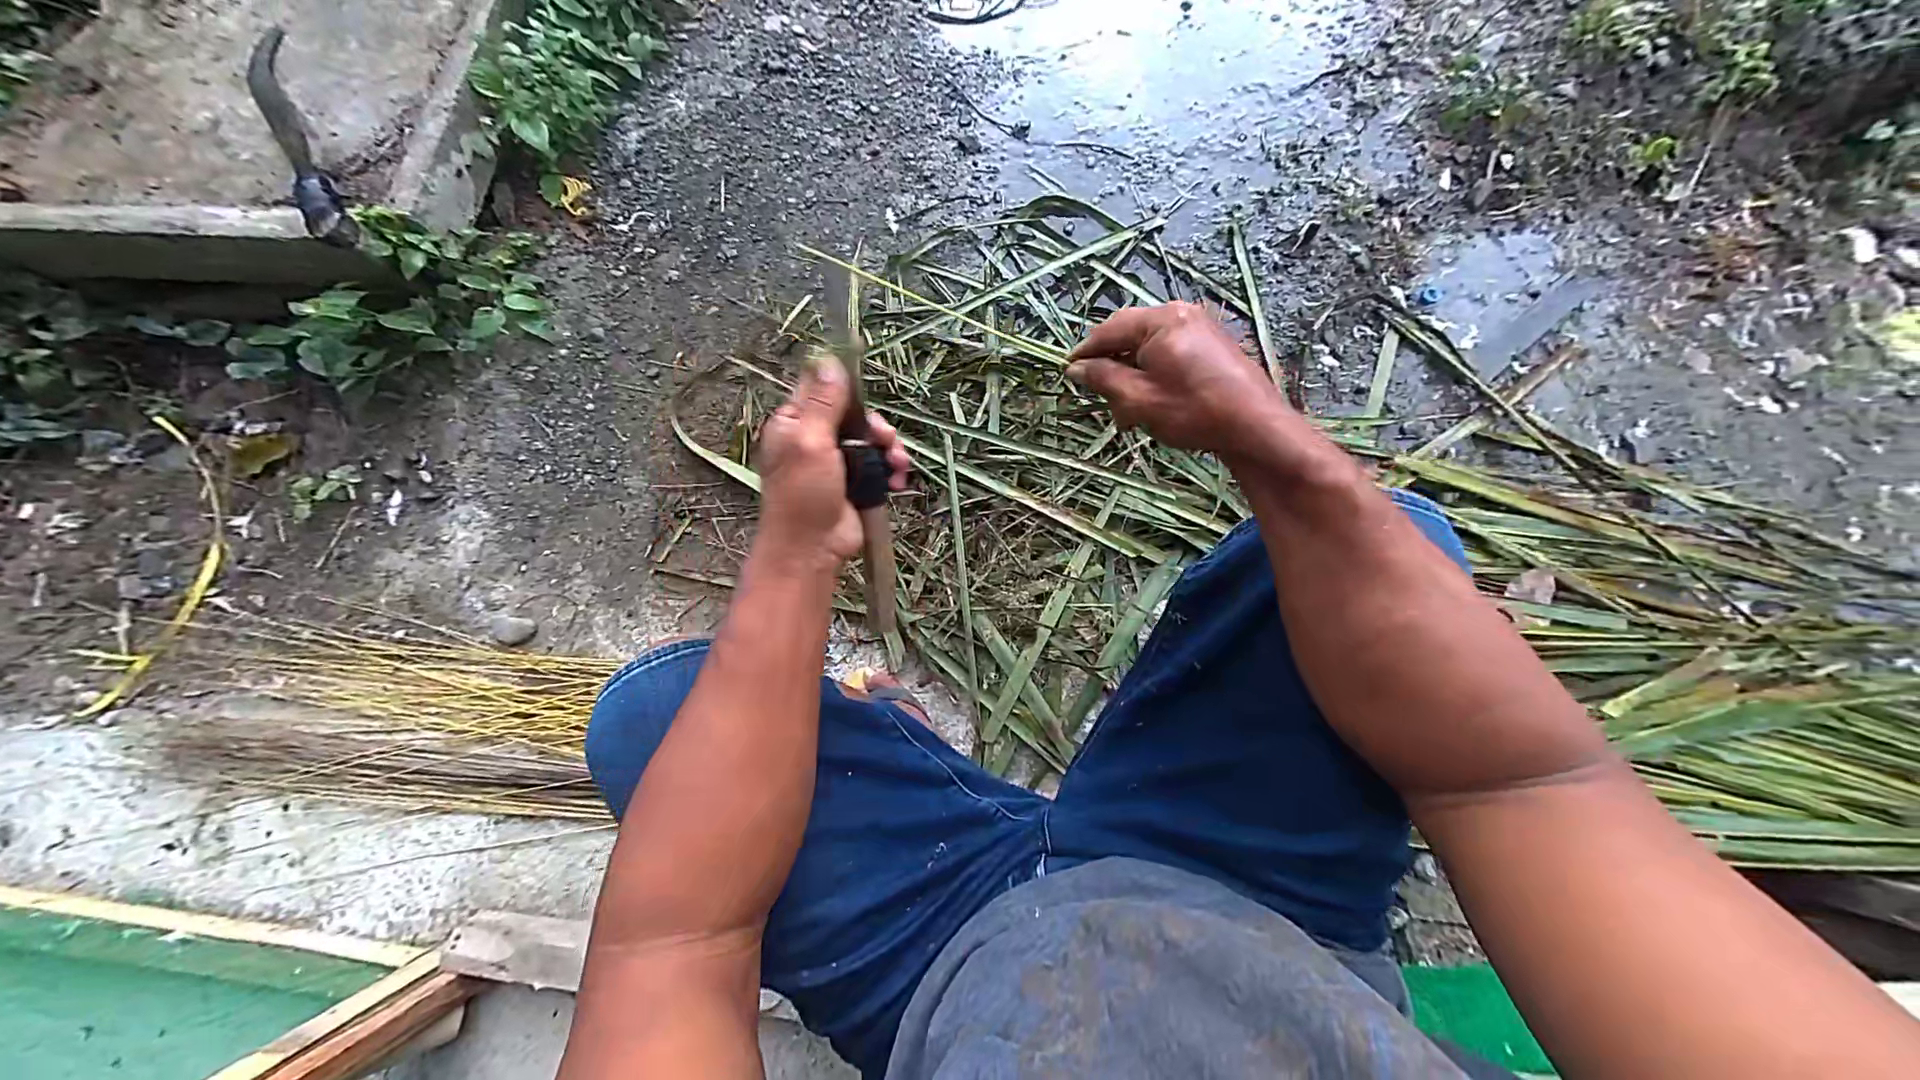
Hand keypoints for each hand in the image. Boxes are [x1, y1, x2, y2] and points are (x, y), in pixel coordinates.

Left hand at [754, 352, 909, 570]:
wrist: (812, 549)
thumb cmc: (802, 496)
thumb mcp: (810, 442)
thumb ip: (823, 402)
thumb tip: (830, 361)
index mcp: (794, 423)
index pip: (819, 387)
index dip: (843, 382)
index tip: (867, 380)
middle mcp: (815, 438)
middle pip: (854, 414)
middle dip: (875, 425)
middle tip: (884, 438)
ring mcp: (837, 462)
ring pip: (872, 440)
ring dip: (889, 449)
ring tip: (897, 464)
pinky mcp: (856, 483)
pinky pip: (880, 465)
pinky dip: (892, 470)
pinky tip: (898, 480)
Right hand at [1066, 302, 1292, 460]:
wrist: (1256, 426)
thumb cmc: (1194, 412)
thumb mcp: (1138, 399)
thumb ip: (1103, 378)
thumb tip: (1076, 368)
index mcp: (1160, 320)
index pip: (1108, 331)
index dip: (1085, 353)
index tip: (1067, 373)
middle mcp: (1180, 313)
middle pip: (1129, 334)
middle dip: (1110, 364)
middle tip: (1099, 396)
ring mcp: (1200, 326)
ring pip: (1148, 345)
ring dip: (1131, 372)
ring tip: (1127, 409)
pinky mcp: (1212, 344)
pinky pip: (1170, 350)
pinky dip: (1153, 372)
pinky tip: (1152, 399)